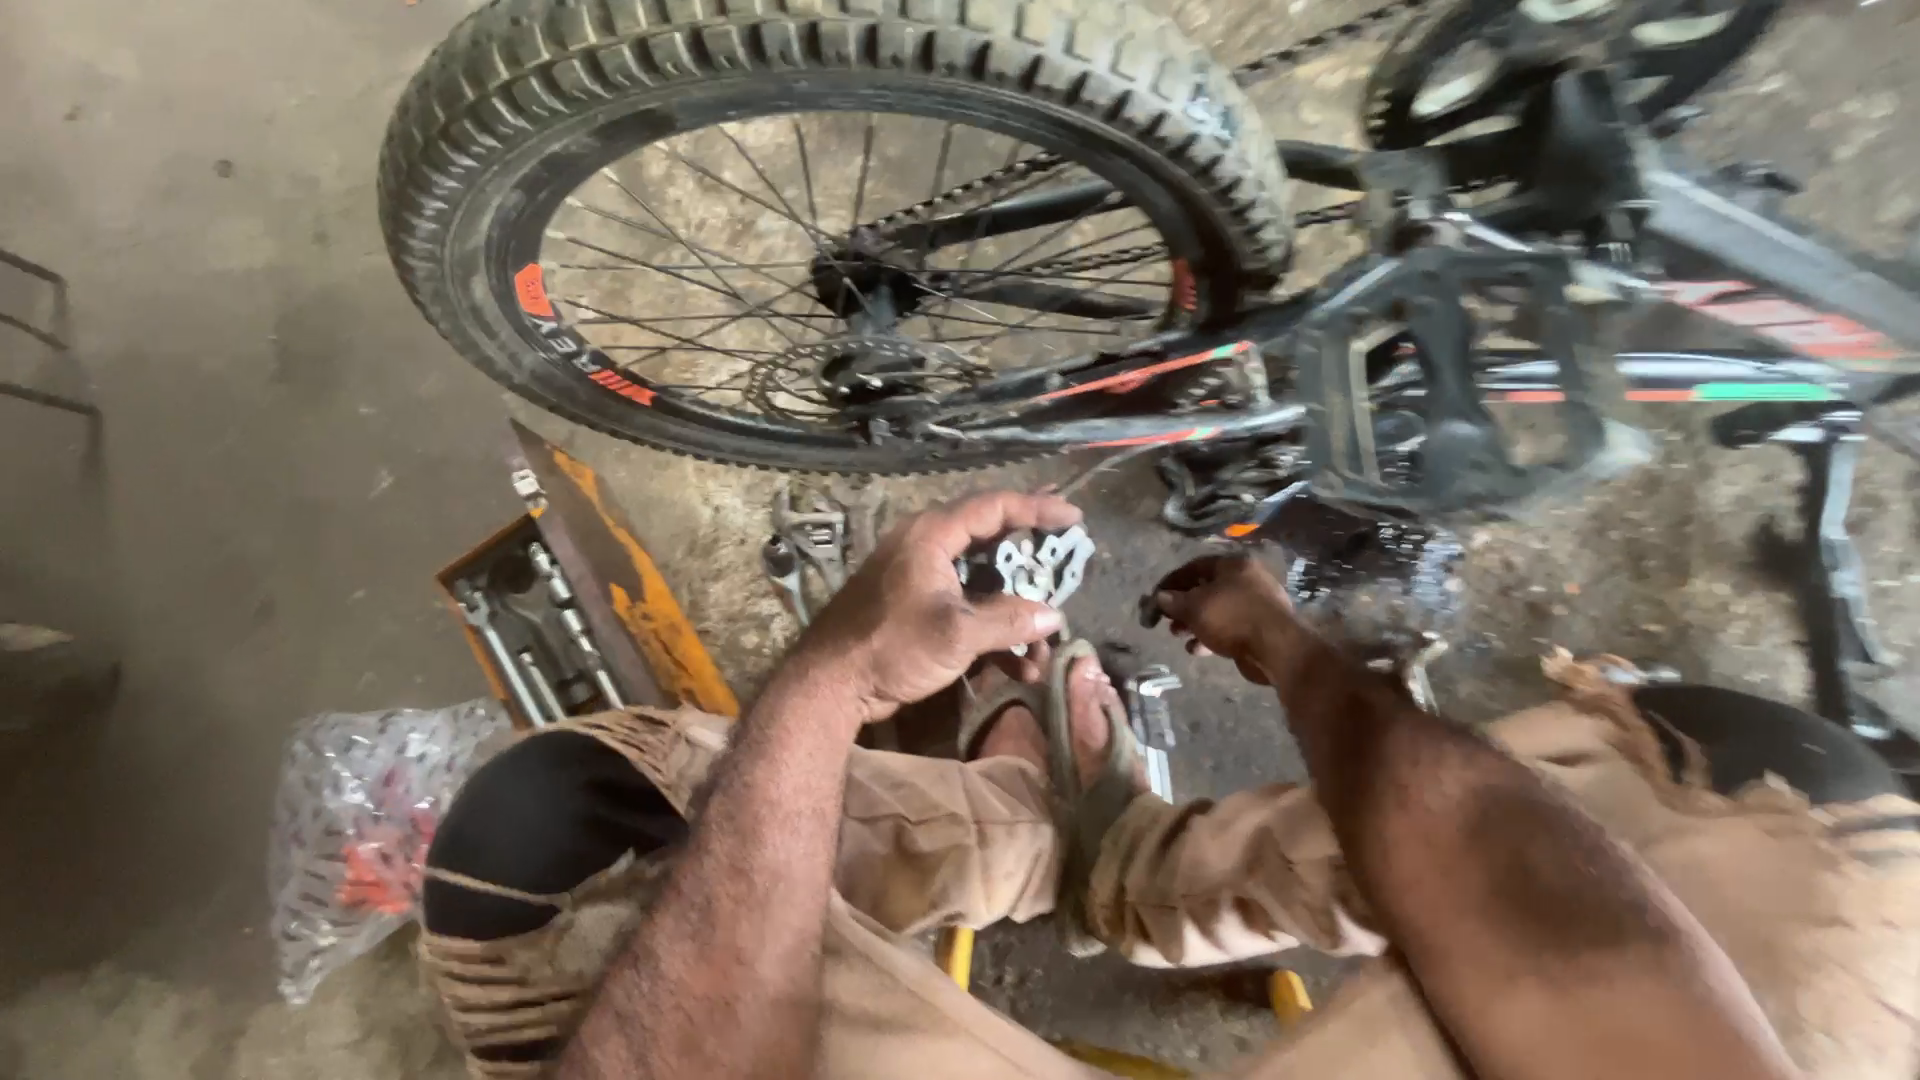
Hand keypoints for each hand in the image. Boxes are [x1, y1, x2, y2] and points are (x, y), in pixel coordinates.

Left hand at [791, 491, 1080, 723]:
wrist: (831, 682)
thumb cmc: (892, 645)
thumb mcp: (956, 634)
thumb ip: (1008, 621)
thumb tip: (1053, 616)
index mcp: (931, 535)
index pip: (993, 507)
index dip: (1037, 508)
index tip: (1073, 517)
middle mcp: (926, 546)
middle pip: (990, 538)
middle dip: (1030, 550)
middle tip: (1066, 543)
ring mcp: (920, 576)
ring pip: (981, 579)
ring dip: (1015, 607)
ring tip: (1047, 635)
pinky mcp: (917, 606)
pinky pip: (965, 605)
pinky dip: (992, 628)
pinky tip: (1018, 664)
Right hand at [1151, 554, 1298, 685]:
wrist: (1276, 648)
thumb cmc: (1232, 618)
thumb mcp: (1195, 607)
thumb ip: (1174, 601)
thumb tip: (1160, 597)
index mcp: (1233, 565)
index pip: (1195, 567)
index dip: (1172, 581)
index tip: (1156, 597)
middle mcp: (1247, 580)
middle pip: (1206, 589)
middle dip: (1183, 606)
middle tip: (1168, 620)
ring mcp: (1256, 604)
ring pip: (1217, 610)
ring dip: (1195, 623)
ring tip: (1179, 635)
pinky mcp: (1261, 628)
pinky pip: (1230, 628)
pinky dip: (1211, 636)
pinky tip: (1197, 650)